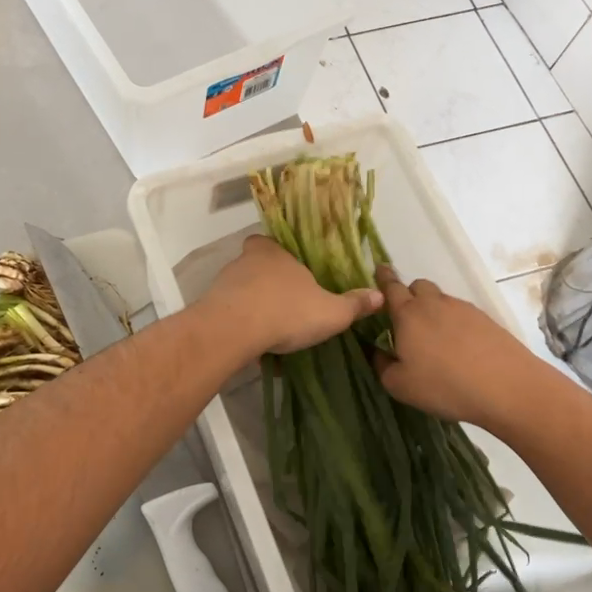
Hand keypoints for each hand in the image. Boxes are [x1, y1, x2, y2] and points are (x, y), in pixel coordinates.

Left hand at [198, 235, 382, 355]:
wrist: (233, 330)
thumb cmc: (286, 311)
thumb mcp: (330, 312)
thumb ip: (353, 304)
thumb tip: (380, 295)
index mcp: (273, 252)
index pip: (273, 244)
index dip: (282, 257)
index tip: (293, 276)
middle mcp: (245, 261)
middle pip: (257, 268)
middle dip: (270, 286)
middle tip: (287, 307)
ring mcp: (224, 284)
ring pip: (242, 292)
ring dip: (254, 308)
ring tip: (272, 332)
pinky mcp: (210, 308)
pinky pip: (231, 315)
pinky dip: (242, 327)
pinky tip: (255, 347)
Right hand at [373, 265, 563, 424]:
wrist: (507, 388)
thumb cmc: (445, 386)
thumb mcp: (400, 385)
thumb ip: (382, 365)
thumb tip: (378, 351)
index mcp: (408, 314)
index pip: (391, 287)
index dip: (383, 278)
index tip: (379, 270)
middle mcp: (434, 304)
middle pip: (418, 286)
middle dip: (409, 295)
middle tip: (406, 320)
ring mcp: (463, 309)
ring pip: (441, 299)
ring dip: (432, 310)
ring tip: (435, 340)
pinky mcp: (486, 319)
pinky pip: (461, 313)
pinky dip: (454, 323)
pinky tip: (459, 348)